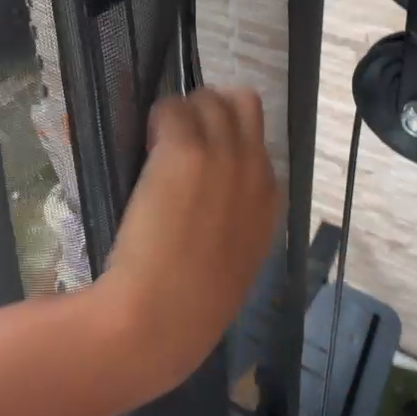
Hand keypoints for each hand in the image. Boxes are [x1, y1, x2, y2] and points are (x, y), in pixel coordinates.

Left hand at [93, 86, 279, 396]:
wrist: (162, 316)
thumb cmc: (194, 301)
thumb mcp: (237, 255)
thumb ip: (237, 215)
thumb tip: (217, 190)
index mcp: (271, 198)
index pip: (257, 139)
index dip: (226, 140)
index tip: (201, 155)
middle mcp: (254, 167)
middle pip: (241, 103)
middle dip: (210, 111)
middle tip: (180, 135)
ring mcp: (222, 155)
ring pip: (207, 99)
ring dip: (183, 111)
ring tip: (160, 140)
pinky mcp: (183, 149)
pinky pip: (170, 109)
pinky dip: (157, 118)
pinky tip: (145, 143)